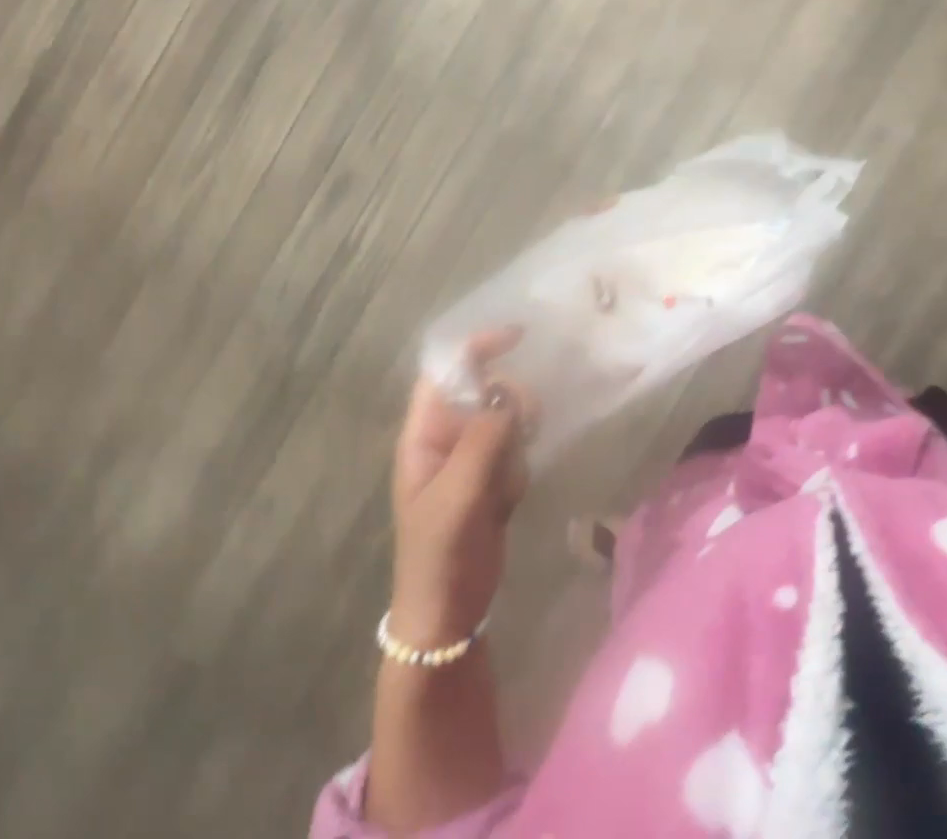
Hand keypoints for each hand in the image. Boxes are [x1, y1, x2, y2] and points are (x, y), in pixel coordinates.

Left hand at [389, 327, 534, 646]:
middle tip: (522, 430)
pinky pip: (516, 455)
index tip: (519, 336)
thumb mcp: (459, 494)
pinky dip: (519, 472)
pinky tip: (509, 502)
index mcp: (423, 435)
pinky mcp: (491, 484)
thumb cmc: (440, 552)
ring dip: (516, 445)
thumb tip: (509, 396)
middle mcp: (446, 441)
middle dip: (508, 405)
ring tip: (507, 484)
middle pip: (485, 393)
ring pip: (506, 424)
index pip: (447, 373)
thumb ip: (483, 440)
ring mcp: (470, 463)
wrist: (448, 611)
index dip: (477, 347)